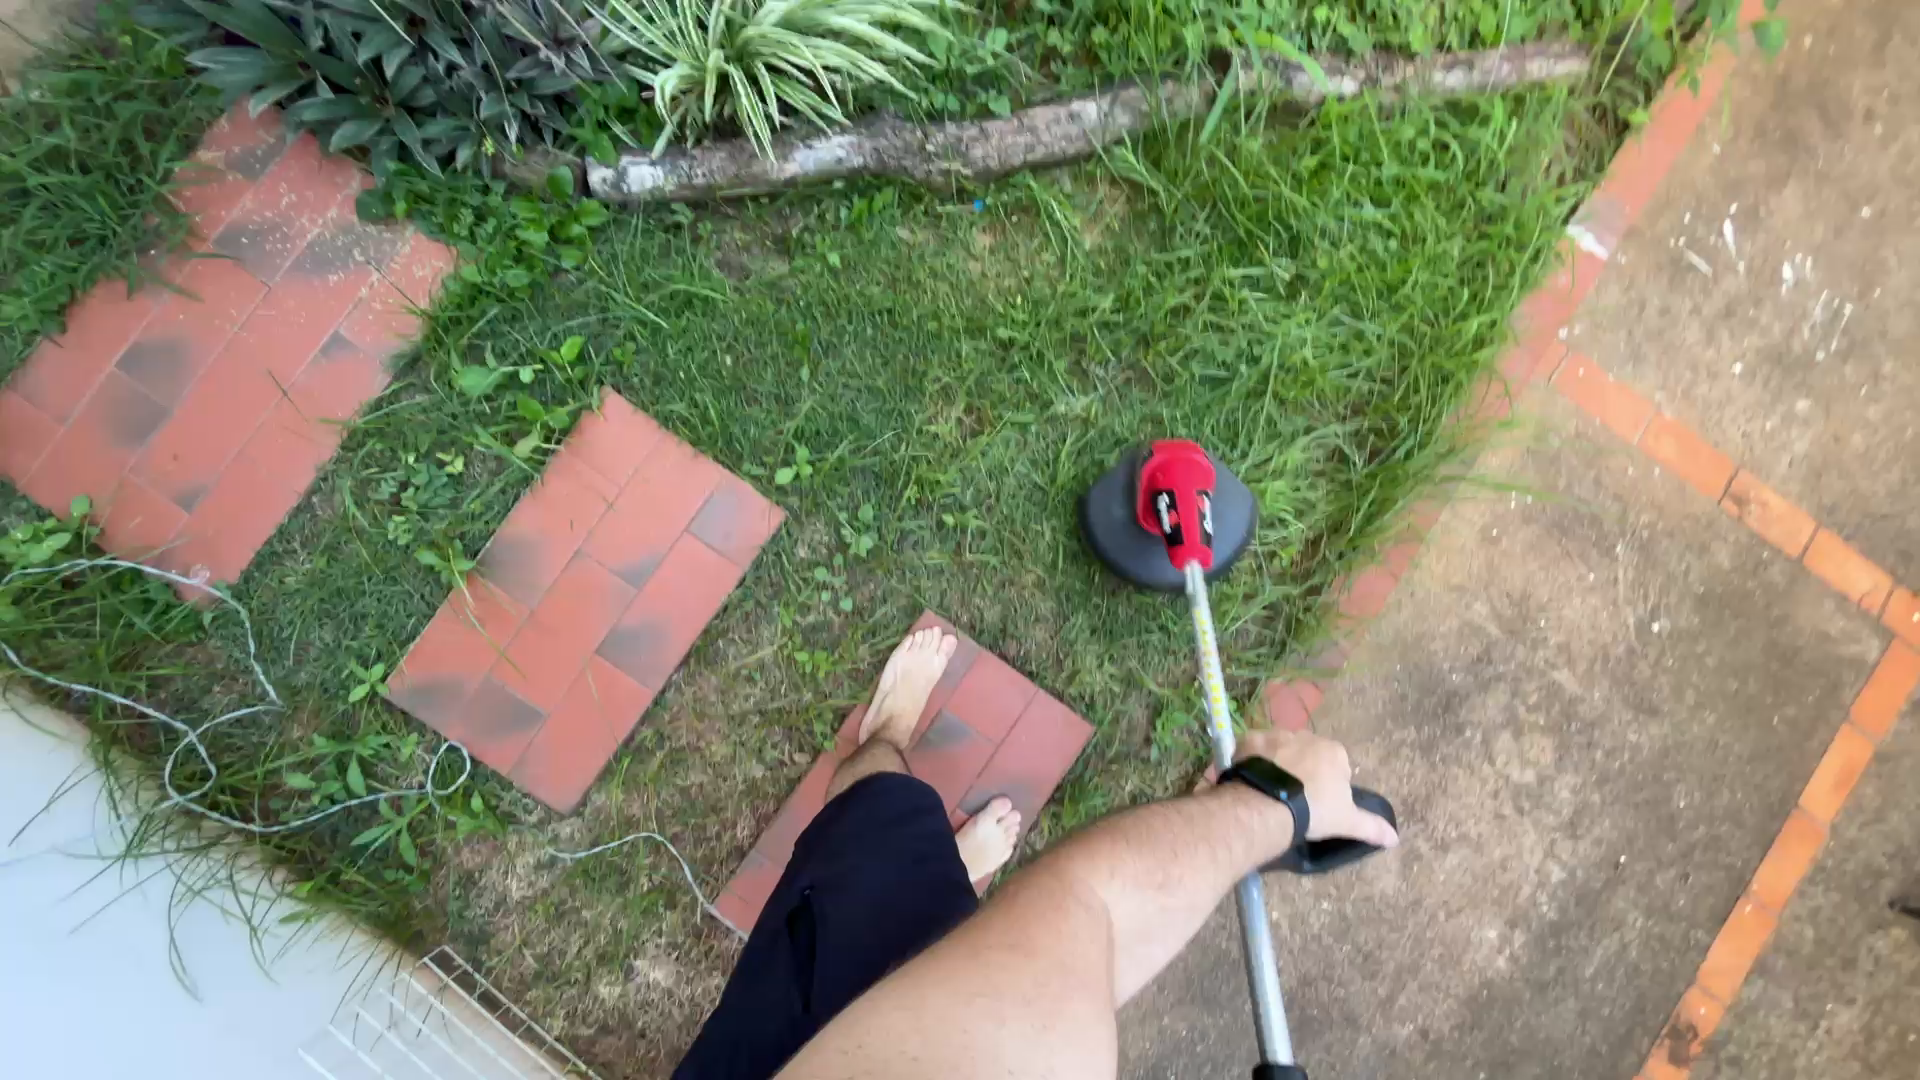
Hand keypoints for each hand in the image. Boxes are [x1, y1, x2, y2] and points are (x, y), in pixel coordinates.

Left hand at [1234, 728, 1398, 848]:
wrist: (1270, 803)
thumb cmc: (1315, 811)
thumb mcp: (1348, 821)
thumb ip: (1373, 827)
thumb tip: (1395, 838)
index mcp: (1334, 751)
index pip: (1335, 763)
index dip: (1328, 782)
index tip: (1319, 800)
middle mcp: (1304, 735)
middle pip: (1306, 752)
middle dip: (1302, 767)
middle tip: (1295, 794)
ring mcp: (1274, 734)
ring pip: (1278, 746)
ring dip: (1276, 761)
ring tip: (1271, 787)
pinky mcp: (1248, 739)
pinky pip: (1252, 747)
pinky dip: (1252, 759)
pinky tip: (1251, 777)